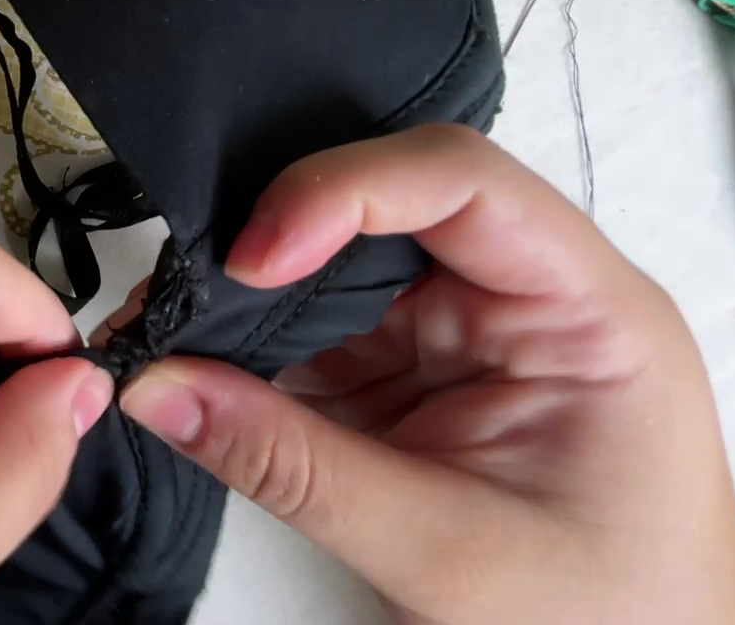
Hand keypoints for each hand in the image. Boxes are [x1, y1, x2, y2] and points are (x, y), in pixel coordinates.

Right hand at [118, 124, 734, 623]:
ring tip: (166, 318)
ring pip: (314, 251)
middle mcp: (503, 295)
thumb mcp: (443, 552)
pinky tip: (189, 350)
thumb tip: (155, 386)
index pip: (457, 181)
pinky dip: (229, 327)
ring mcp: (435, 323)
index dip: (342, 192)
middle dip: (266, 227)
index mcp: (578, 313)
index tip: (256, 259)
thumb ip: (286, 462)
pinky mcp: (382, 354)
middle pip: (368, 196)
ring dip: (235, 282)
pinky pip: (289, 310)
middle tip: (186, 279)